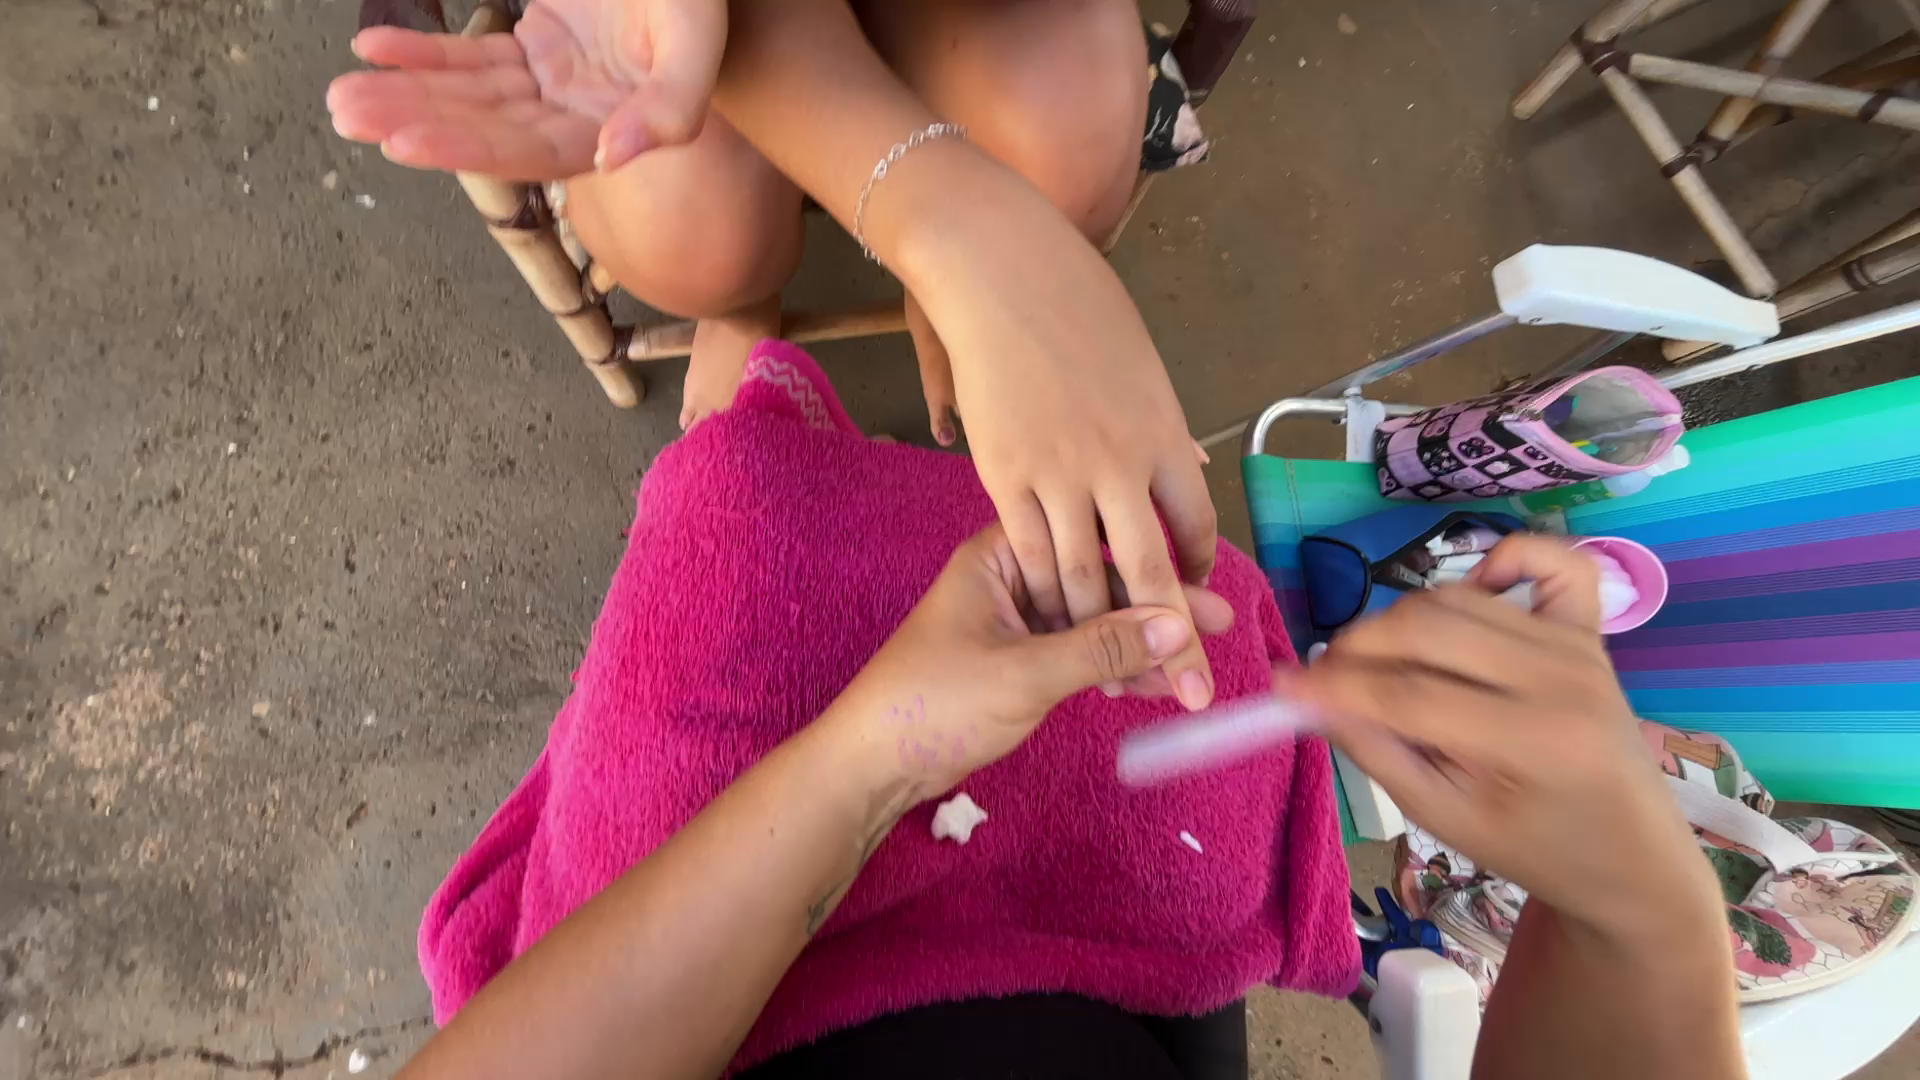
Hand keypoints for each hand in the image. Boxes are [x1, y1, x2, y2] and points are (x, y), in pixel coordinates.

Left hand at [326, 0, 724, 178]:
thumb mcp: (694, 43)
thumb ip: (671, 109)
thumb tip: (611, 158)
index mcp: (624, 129)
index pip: (541, 154)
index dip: (476, 151)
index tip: (406, 143)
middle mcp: (587, 116)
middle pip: (496, 130)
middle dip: (423, 121)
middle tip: (346, 116)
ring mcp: (561, 82)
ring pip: (478, 97)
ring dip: (412, 94)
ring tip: (343, 97)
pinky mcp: (542, 45)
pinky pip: (479, 58)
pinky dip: (428, 53)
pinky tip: (375, 47)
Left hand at [828, 524, 1234, 802]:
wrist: (877, 762)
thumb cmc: (938, 701)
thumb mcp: (1025, 674)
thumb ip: (1102, 649)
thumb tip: (1178, 625)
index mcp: (1001, 556)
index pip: (1088, 547)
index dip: (1147, 569)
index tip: (1202, 591)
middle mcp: (1012, 579)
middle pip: (1096, 586)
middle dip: (1153, 613)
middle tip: (1218, 626)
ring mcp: (1017, 622)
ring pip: (1092, 624)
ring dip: (1138, 647)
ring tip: (1193, 669)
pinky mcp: (1020, 660)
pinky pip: (1078, 655)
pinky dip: (1111, 670)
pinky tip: (1152, 685)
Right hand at [897, 175, 1220, 713]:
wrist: (1001, 271)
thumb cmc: (1075, 302)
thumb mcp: (1139, 362)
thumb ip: (1158, 427)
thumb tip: (1180, 462)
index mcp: (1163, 433)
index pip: (1191, 526)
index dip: (1193, 573)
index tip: (1190, 601)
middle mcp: (1119, 463)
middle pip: (1151, 570)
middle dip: (1177, 644)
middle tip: (1195, 697)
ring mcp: (1058, 473)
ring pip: (1082, 574)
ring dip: (1098, 632)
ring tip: (1111, 682)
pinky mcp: (1003, 475)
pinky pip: (1028, 550)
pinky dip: (1042, 594)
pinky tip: (1050, 625)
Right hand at [1288, 535, 1721, 946]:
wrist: (1632, 857)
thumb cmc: (1529, 846)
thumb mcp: (1438, 816)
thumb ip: (1370, 749)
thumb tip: (1304, 695)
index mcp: (1533, 741)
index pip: (1407, 694)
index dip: (1332, 686)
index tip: (1280, 686)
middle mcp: (1559, 678)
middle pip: (1425, 630)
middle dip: (1356, 647)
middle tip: (1327, 677)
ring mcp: (1577, 646)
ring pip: (1453, 598)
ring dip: (1397, 619)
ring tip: (1380, 660)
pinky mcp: (1588, 631)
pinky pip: (1553, 563)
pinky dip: (1508, 556)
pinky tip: (1476, 585)